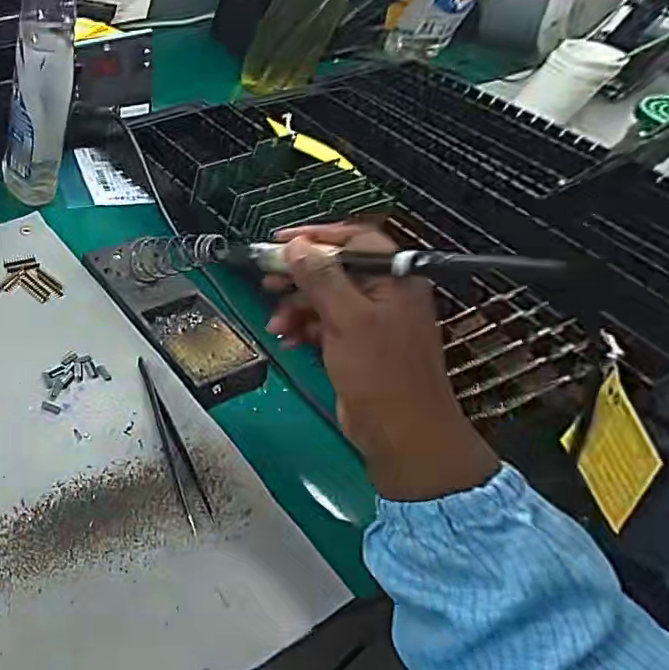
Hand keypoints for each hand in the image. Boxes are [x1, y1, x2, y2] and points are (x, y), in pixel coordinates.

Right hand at [263, 224, 497, 500]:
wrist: (400, 431)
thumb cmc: (385, 377)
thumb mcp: (348, 320)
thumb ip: (322, 279)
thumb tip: (298, 247)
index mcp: (395, 281)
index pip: (353, 241)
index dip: (316, 238)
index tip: (281, 243)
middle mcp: (384, 296)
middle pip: (333, 270)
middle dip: (298, 277)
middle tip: (268, 281)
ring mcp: (370, 322)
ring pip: (323, 299)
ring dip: (295, 307)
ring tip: (278, 323)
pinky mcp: (355, 345)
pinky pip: (322, 324)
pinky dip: (302, 328)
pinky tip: (289, 338)